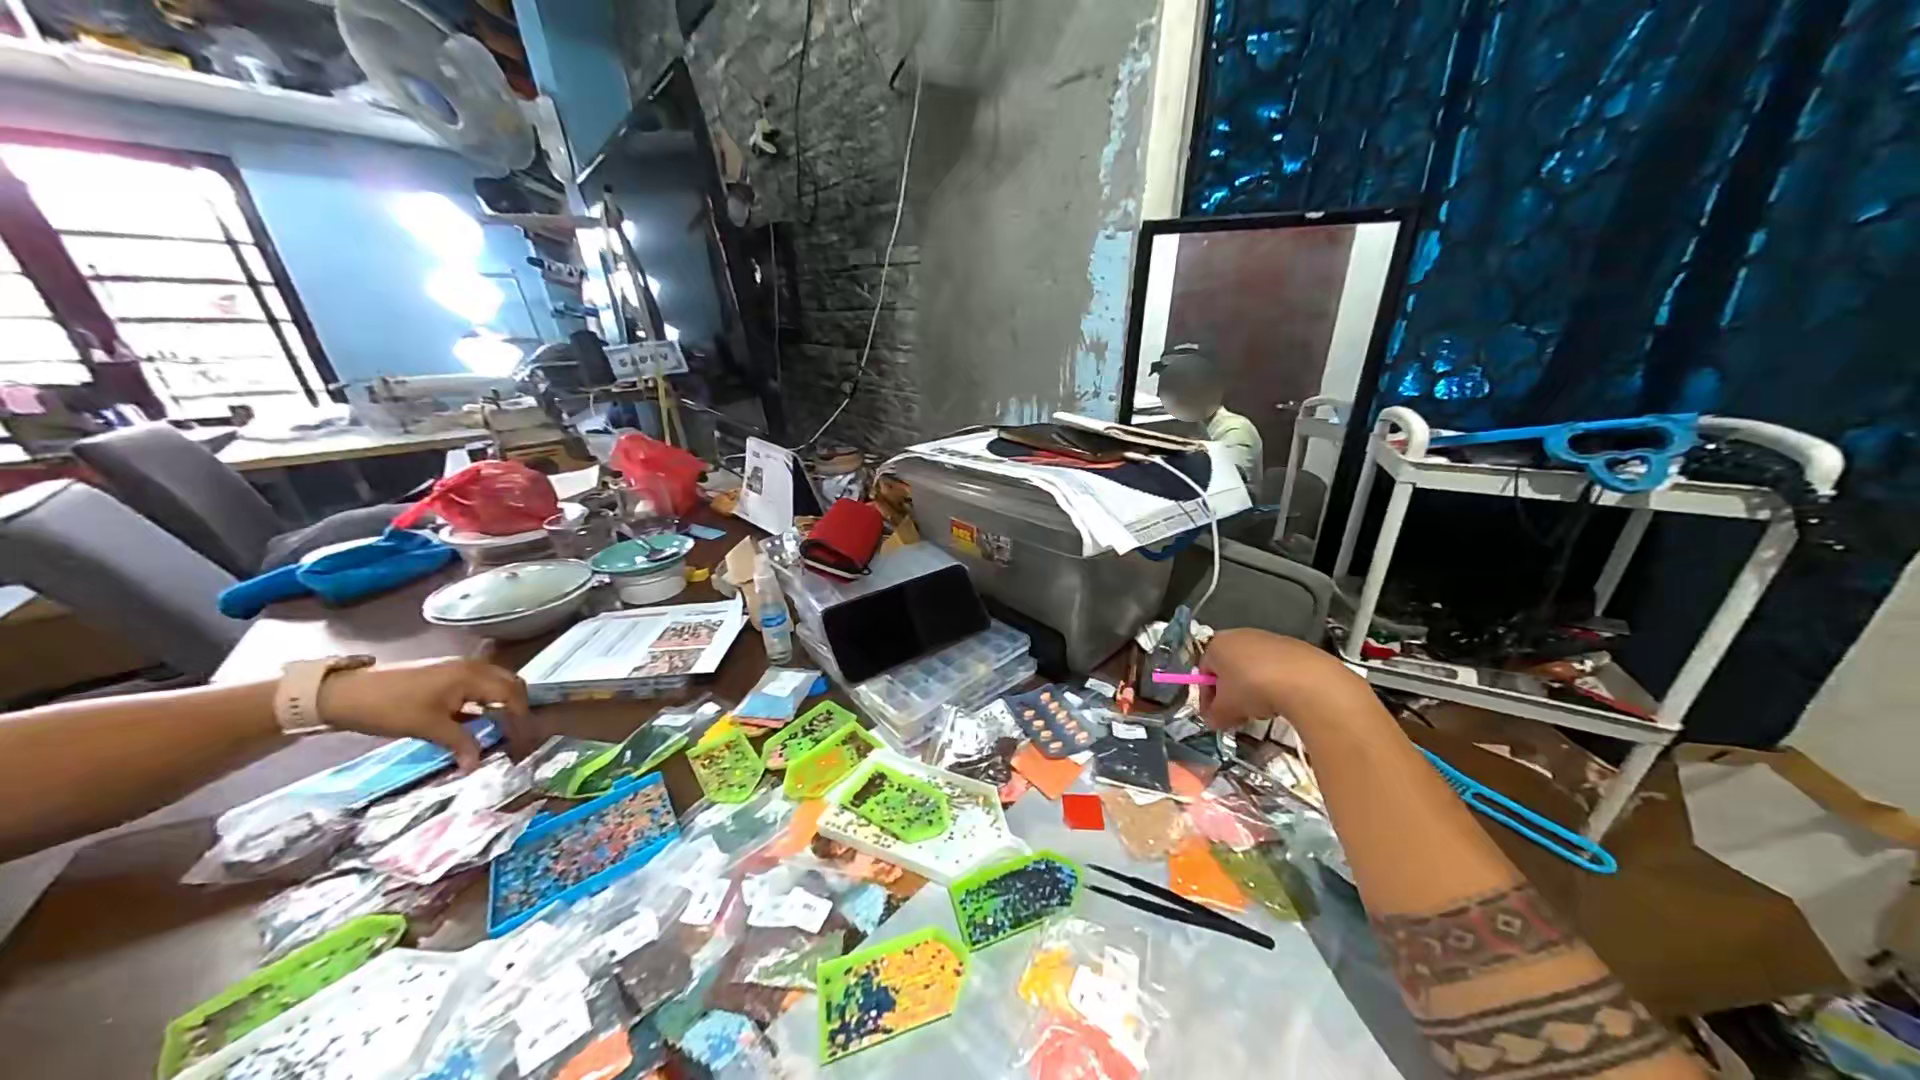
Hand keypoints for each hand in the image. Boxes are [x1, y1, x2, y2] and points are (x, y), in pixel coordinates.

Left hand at [317, 657, 529, 768]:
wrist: (345, 693)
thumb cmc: (390, 708)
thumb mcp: (428, 728)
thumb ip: (460, 743)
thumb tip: (477, 766)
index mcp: (472, 676)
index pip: (512, 695)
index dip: (520, 717)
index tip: (520, 740)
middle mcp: (472, 666)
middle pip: (510, 684)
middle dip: (517, 707)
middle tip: (514, 733)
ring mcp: (459, 667)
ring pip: (496, 683)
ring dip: (501, 703)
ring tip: (497, 729)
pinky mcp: (446, 673)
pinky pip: (479, 684)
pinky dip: (485, 700)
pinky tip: (475, 719)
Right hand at [1197, 628, 1360, 731]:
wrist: (1305, 681)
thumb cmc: (1253, 688)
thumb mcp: (1226, 710)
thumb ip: (1214, 715)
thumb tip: (1213, 720)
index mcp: (1217, 644)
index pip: (1204, 671)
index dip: (1207, 698)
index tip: (1214, 717)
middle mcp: (1239, 635)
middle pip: (1229, 667)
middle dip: (1230, 693)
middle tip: (1236, 715)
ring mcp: (1269, 639)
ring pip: (1252, 667)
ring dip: (1252, 688)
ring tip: (1262, 710)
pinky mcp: (1294, 646)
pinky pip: (1276, 667)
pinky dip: (1275, 683)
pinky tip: (1282, 700)